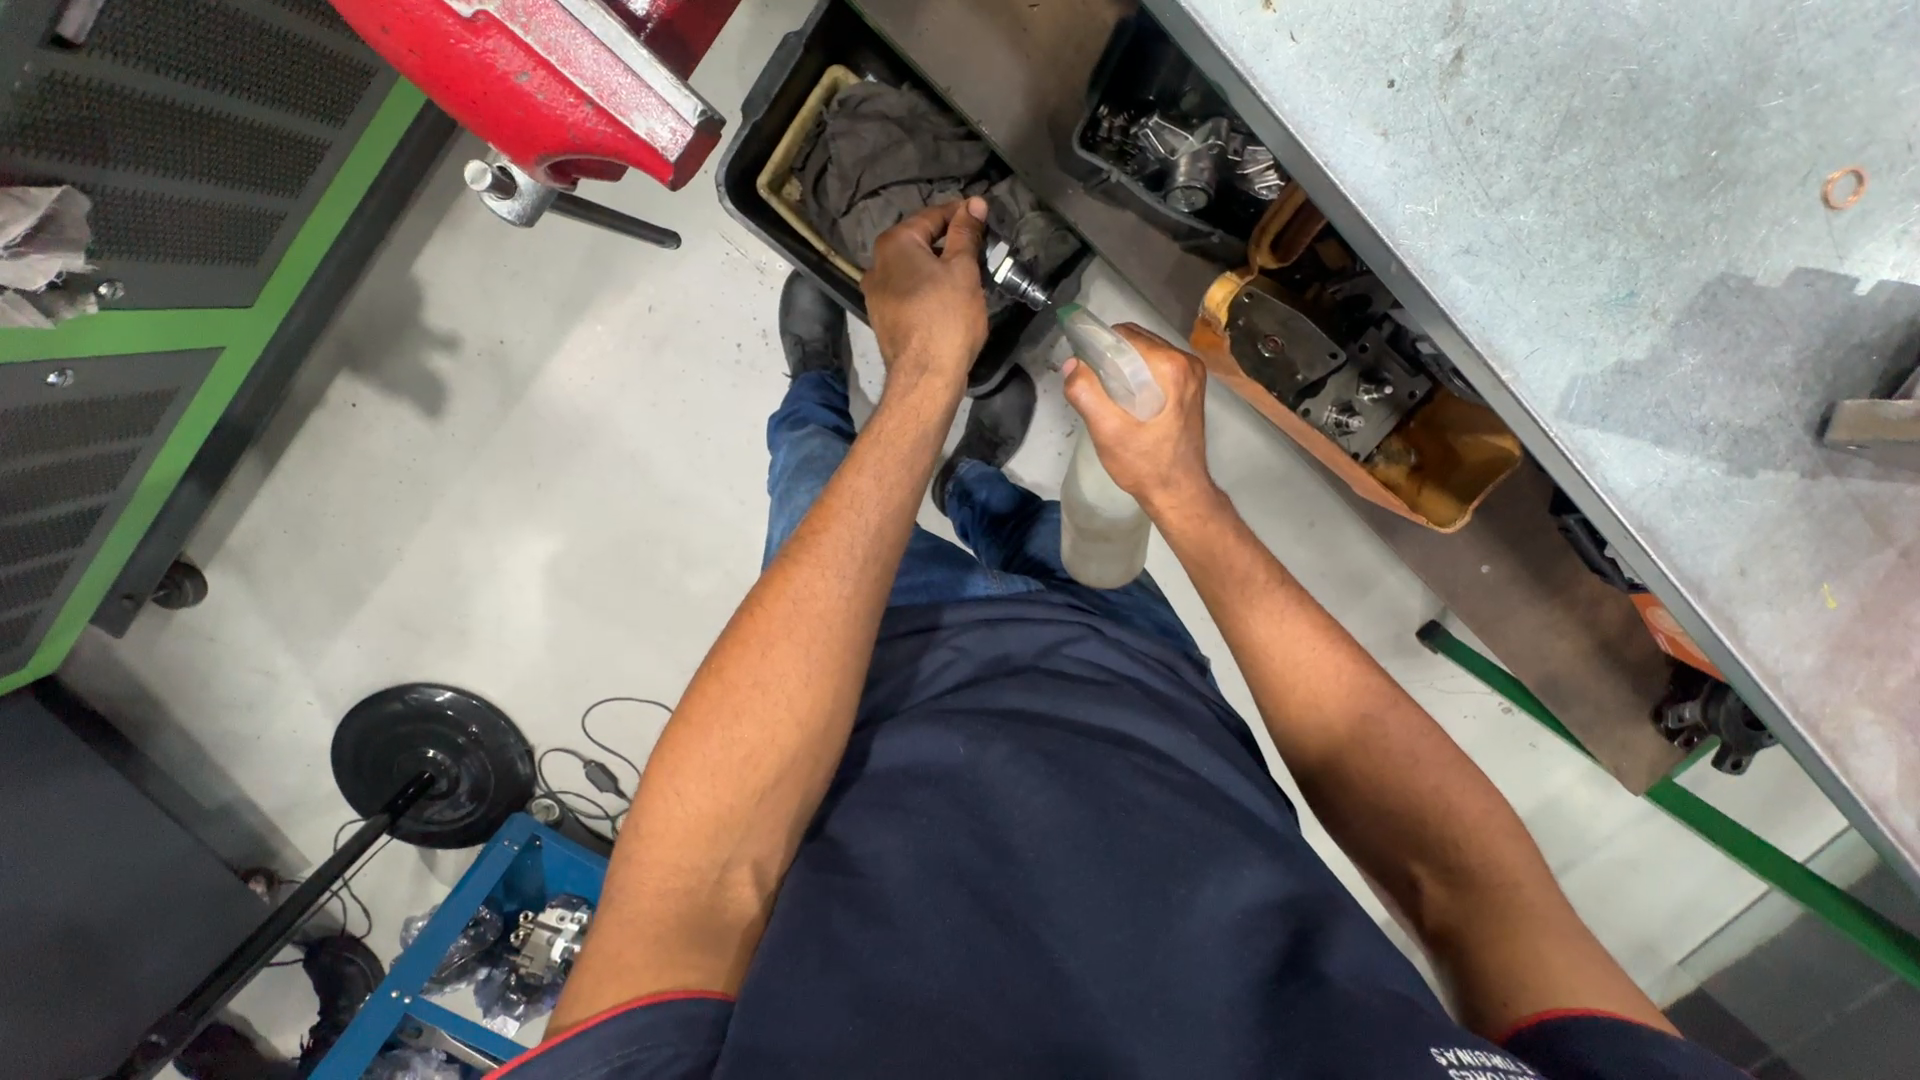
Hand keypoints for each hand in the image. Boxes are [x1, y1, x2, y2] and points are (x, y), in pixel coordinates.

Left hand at [861, 198, 989, 398]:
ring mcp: (875, 294)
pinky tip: (946, 299)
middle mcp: (876, 264)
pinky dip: (926, 289)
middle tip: (978, 247)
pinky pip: (907, 292)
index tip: (982, 216)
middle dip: (947, 242)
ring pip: (912, 269)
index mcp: (894, 244)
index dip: (960, 214)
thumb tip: (974, 203)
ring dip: (936, 267)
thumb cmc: (947, 317)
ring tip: (965, 274)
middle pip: (918, 243)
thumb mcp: (963, 269)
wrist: (925, 376)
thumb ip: (966, 233)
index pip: (931, 216)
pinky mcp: (882, 318)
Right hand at [1062, 324, 1216, 515]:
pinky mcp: (1190, 387)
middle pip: (1136, 341)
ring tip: (1110, 397)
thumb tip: (1071, 364)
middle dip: (1111, 358)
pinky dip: (1137, 376)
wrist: (1179, 492)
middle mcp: (1187, 362)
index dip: (1099, 348)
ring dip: (1123, 368)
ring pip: (1145, 353)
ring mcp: (1192, 374)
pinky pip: (1156, 368)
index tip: (1085, 373)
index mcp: (1171, 366)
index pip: (1125, 335)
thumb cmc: (1144, 464)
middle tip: (1096, 389)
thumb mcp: (1107, 431)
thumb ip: (1086, 393)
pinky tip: (1127, 402)